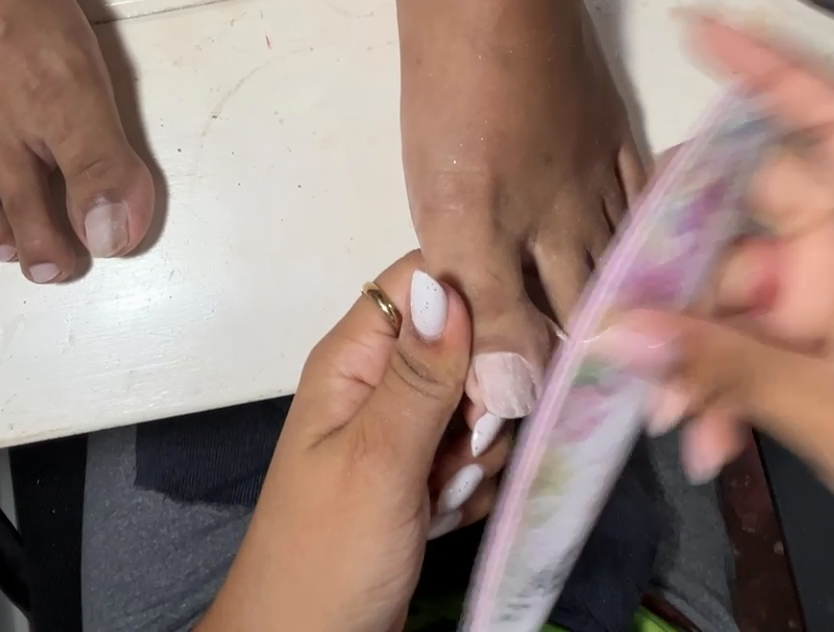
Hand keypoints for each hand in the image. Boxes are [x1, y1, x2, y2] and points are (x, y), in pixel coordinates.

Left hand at [202, 255, 511, 631]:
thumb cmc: (329, 552)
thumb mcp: (376, 459)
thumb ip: (419, 375)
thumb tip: (445, 285)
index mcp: (354, 356)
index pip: (420, 281)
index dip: (470, 299)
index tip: (504, 351)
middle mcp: (379, 378)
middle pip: (462, 341)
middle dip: (479, 395)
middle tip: (463, 445)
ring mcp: (404, 425)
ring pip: (477, 400)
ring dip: (478, 449)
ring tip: (447, 490)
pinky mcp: (424, 467)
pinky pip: (476, 449)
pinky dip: (475, 482)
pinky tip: (449, 513)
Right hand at [611, 17, 833, 628]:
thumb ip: (734, 370)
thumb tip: (616, 330)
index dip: (779, 74)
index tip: (703, 29)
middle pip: (747, 201)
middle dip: (680, 235)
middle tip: (624, 274)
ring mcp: (810, 293)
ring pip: (713, 274)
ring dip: (681, 333)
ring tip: (665, 401)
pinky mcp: (779, 336)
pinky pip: (711, 330)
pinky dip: (692, 374)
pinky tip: (697, 432)